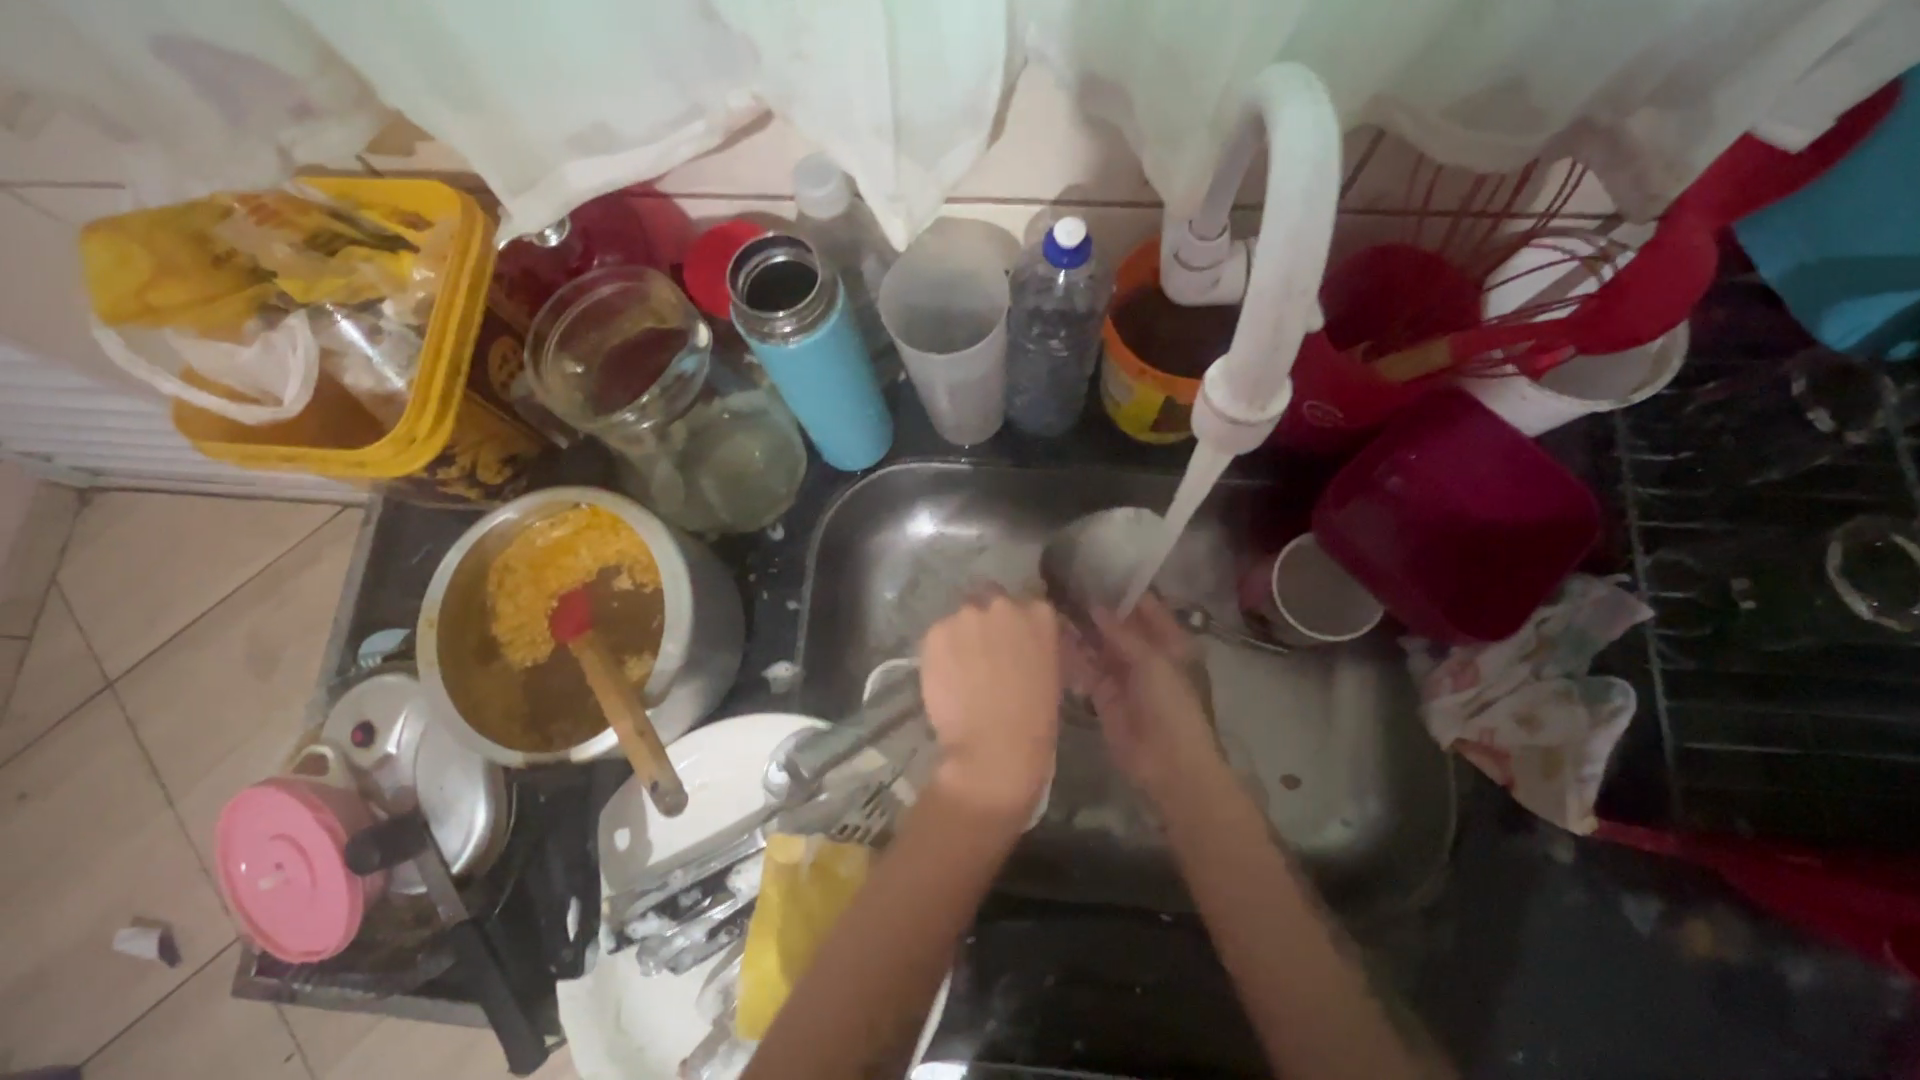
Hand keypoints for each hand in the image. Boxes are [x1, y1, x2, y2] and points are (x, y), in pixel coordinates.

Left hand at [918, 593, 1060, 823]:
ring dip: (961, 638)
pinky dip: (940, 653)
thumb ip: (1035, 645)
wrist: (995, 747)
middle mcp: (1003, 605)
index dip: (1014, 627)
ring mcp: (966, 616)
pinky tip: (945, 679)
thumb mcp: (1050, 672)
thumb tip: (1021, 644)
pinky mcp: (935, 633)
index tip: (1010, 645)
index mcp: (1040, 614)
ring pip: (959, 620)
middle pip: (988, 603)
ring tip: (960, 671)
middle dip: (985, 625)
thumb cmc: (1035, 720)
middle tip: (983, 656)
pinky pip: (937, 637)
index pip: (1025, 606)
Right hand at [1065, 594, 1226, 802]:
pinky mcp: (1104, 696)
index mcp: (1171, 642)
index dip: (1123, 590)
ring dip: (1079, 630)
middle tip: (1063, 583)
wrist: (1169, 765)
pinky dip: (1071, 656)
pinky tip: (1051, 637)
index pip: (1146, 607)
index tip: (1093, 568)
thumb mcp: (1152, 661)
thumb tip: (1094, 606)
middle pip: (1119, 626)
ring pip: (1099, 647)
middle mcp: (1148, 655)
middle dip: (1095, 609)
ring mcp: (1124, 676)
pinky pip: (1086, 670)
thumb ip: (1122, 633)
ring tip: (1050, 605)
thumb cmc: (1172, 706)